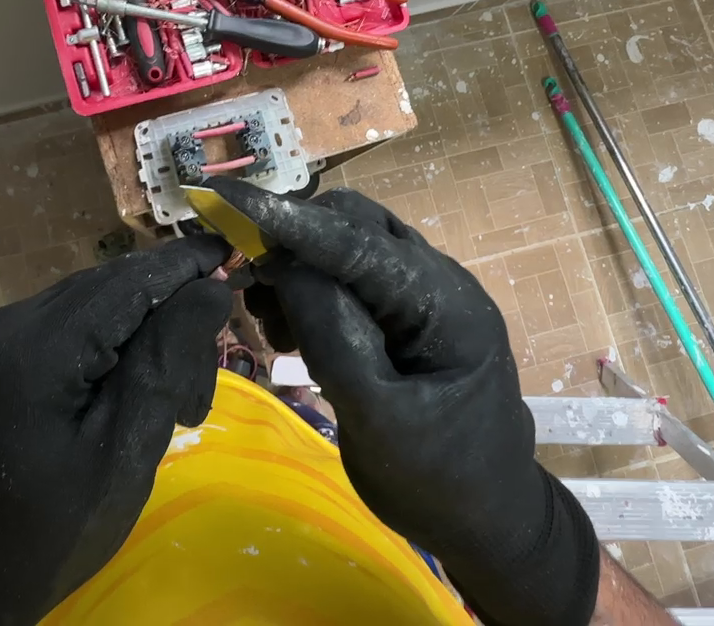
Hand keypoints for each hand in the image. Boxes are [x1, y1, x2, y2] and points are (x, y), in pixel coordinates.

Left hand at [0, 236, 231, 624]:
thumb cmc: (52, 530)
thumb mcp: (124, 451)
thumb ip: (166, 360)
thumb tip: (207, 289)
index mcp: (39, 345)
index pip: (129, 280)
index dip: (184, 263)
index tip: (232, 249)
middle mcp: (15, 321)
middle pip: (114, 288)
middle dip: (171, 314)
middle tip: (202, 390)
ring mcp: (5, 335)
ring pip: (99, 304)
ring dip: (147, 334)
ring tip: (176, 404)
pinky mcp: (6, 353)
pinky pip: (77, 325)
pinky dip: (117, 344)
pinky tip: (137, 391)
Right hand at [211, 180, 600, 625]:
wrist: (486, 518)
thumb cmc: (437, 480)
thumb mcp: (377, 419)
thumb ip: (332, 336)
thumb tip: (283, 264)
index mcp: (443, 302)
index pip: (355, 242)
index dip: (288, 219)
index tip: (227, 196)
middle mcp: (436, 277)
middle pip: (352, 225)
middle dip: (292, 241)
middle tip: (247, 282)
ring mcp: (423, 290)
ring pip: (347, 244)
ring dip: (299, 267)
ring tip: (270, 319)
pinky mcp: (406, 308)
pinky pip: (351, 274)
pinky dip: (311, 290)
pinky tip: (290, 329)